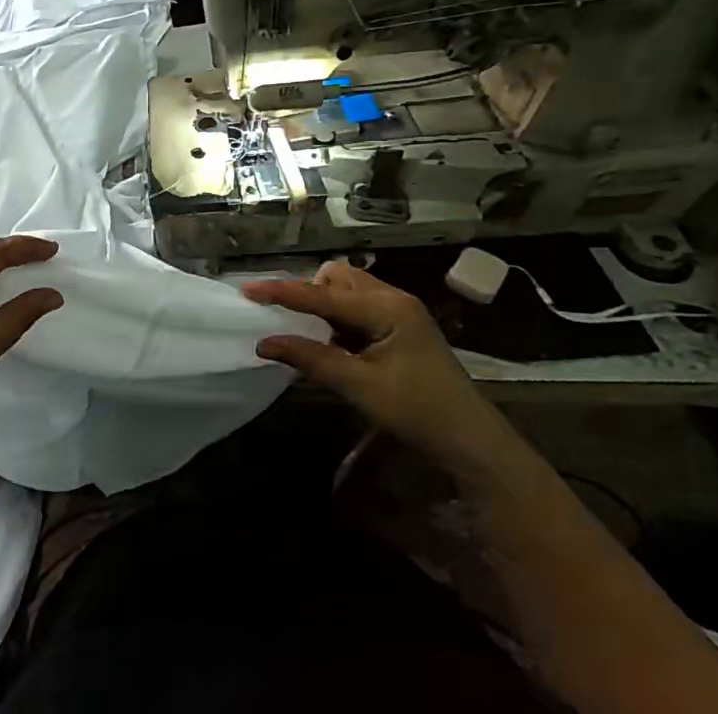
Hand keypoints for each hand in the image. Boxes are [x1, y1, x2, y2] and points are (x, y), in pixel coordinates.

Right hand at [243, 260, 503, 471]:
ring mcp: (400, 312)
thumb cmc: (416, 411)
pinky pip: (359, 308)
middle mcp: (393, 299)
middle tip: (286, 320)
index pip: (323, 294)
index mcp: (386, 307)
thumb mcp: (359, 386)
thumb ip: (312, 359)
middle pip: (338, 278)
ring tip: (305, 333)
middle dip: (308, 292)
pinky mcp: (401, 327)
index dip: (284, 292)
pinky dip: (339, 319)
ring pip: (349, 291)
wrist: (469, 439)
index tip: (248, 290)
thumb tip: (265, 343)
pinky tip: (330, 344)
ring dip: (324, 305)